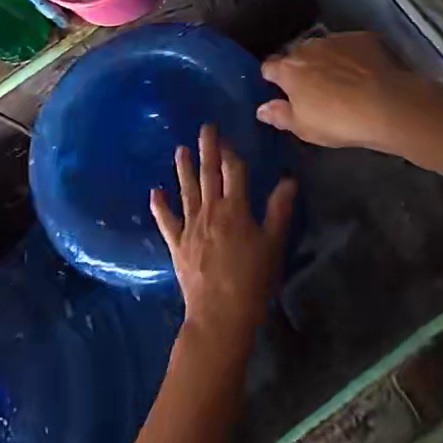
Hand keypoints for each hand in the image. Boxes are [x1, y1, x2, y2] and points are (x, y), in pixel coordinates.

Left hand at [150, 125, 296, 351]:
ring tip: (179, 149)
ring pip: (186, 191)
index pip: (233, 172)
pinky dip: (160, 206)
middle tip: (204, 128)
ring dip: (183, 169)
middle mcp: (210, 211)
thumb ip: (279, 210)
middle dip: (207, 149)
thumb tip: (288, 179)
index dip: (230, 152)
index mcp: (235, 209)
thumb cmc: (253, 280)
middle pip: (208, 174)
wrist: (220, 314)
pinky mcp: (177, 245)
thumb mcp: (274, 244)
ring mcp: (190, 227)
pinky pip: (166, 221)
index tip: (226, 135)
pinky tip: (154, 192)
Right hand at [257, 32, 442, 152]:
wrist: (387, 105)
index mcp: (288, 69)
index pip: (269, 67)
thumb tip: (261, 109)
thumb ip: (280, 115)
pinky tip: (364, 72)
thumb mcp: (304, 128)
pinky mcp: (363, 38)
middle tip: (314, 90)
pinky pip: (350, 46)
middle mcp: (308, 48)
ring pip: (324, 48)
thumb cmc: (338, 121)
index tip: (280, 91)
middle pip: (297, 55)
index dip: (272, 79)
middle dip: (301, 69)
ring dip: (326, 60)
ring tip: (342, 80)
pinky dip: (352, 56)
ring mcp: (337, 39)